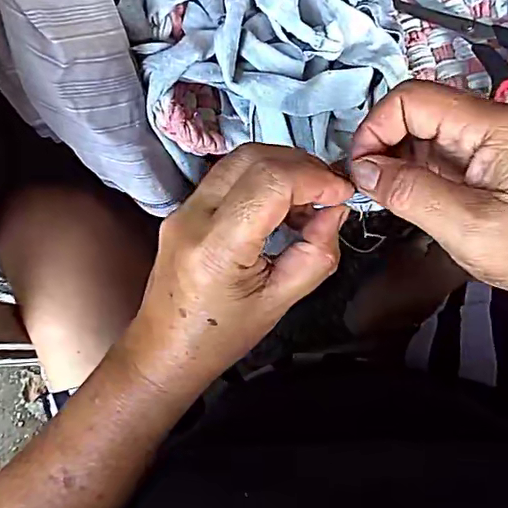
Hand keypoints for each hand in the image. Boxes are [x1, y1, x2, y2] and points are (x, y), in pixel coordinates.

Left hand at [118, 144, 352, 393]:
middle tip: (330, 192)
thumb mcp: (279, 302)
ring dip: (283, 167)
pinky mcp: (185, 207)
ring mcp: (184, 208)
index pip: (270, 181)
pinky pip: (229, 174)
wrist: (166, 349)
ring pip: (240, 159)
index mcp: (215, 248)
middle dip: (302, 165)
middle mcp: (193, 218)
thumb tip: (336, 211)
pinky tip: (282, 206)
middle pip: (254, 158)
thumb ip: (316, 255)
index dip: (314, 179)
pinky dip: (265, 177)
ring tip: (308, 201)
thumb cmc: (218, 337)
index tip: (341, 193)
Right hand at [347, 81, 507, 309]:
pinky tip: (408, 201)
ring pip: (423, 136)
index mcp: (493, 125)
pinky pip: (438, 159)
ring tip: (386, 199)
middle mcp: (491, 125)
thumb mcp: (468, 227)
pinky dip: (414, 176)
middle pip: (416, 112)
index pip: (411, 99)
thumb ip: (410, 192)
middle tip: (367, 186)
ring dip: (397, 163)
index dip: (376, 128)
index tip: (360, 168)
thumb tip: (364, 169)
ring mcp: (489, 145)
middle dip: (382, 145)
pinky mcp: (486, 167)